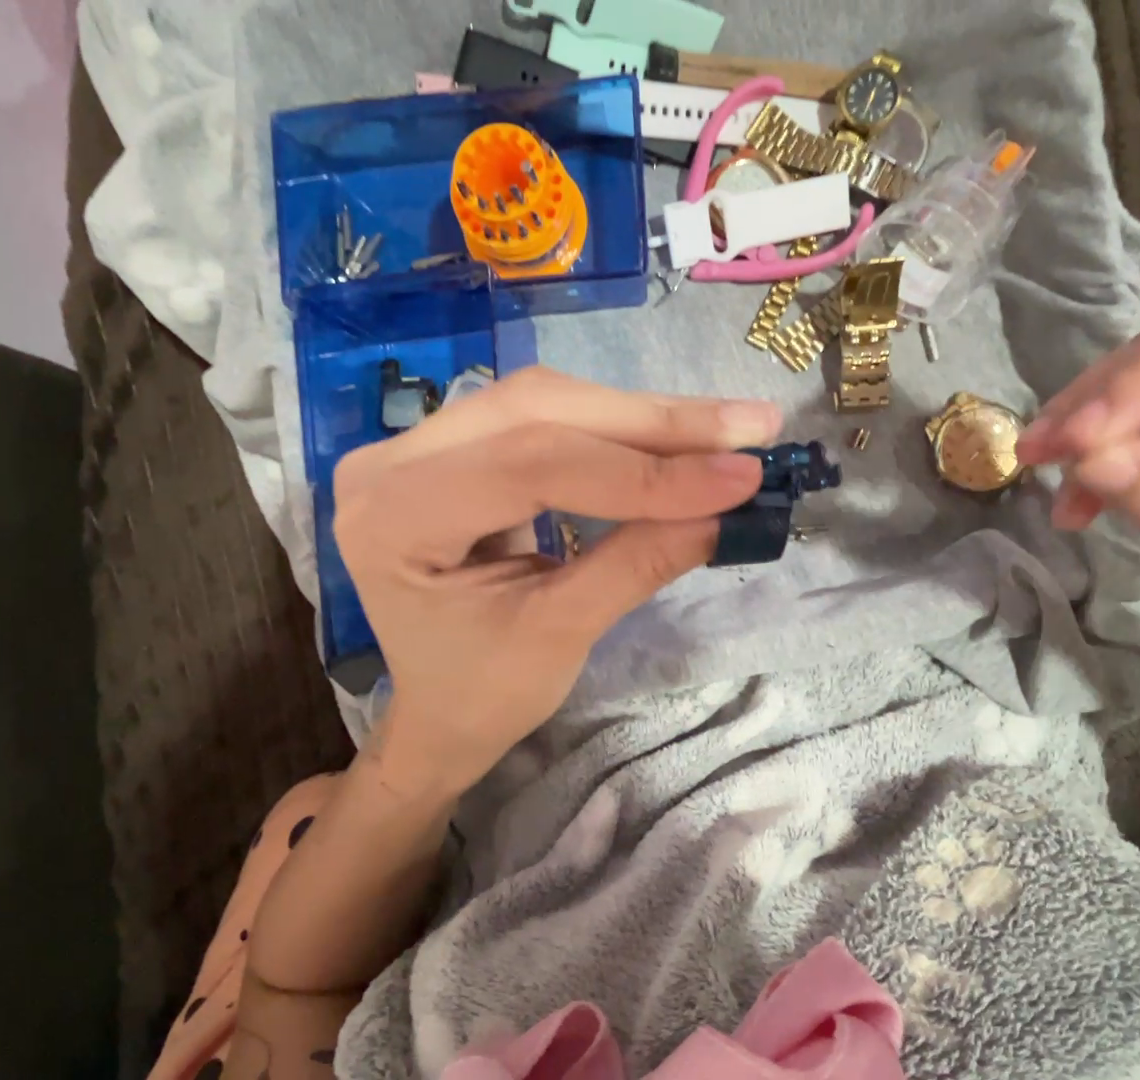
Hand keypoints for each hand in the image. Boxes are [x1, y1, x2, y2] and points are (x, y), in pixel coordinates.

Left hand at [333, 367, 781, 793]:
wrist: (438, 710)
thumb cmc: (482, 694)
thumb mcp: (560, 634)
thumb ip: (638, 560)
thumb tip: (732, 498)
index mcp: (391, 519)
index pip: (529, 466)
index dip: (641, 470)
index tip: (739, 475)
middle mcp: (388, 462)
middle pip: (535, 410)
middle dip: (651, 422)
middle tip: (750, 427)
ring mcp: (414, 445)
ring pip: (543, 400)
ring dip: (639, 417)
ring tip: (725, 432)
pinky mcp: (449, 444)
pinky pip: (539, 416)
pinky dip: (612, 427)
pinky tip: (672, 437)